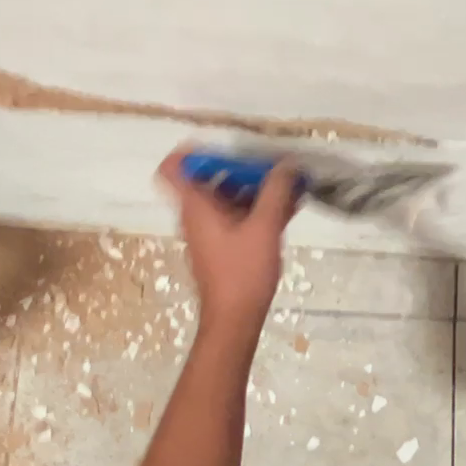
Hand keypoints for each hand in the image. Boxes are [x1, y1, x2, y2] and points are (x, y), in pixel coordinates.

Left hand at [157, 146, 297, 328]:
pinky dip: (258, 208)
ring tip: (290, 184)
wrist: (235, 319)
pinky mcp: (224, 247)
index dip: (194, 151)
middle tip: (270, 165)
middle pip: (209, 178)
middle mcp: (197, 215)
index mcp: (195, 205)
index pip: (175, 167)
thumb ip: (276, 191)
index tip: (226, 147)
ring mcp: (210, 232)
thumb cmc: (242, 272)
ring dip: (255, 188)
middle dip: (240, 167)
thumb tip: (287, 165)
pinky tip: (290, 207)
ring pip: (227, 197)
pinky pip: (238, 216)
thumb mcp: (265, 226)